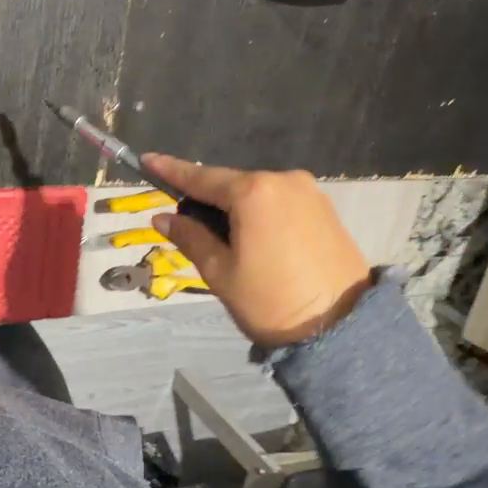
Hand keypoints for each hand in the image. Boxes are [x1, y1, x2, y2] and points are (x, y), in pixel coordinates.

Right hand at [146, 155, 373, 347]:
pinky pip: (279, 203)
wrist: (339, 327)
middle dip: (206, 199)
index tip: (147, 159)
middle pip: (231, 185)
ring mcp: (309, 192)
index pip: (202, 177)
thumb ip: (190, 237)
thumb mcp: (220, 272)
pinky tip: (252, 241)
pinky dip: (259, 215)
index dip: (172, 170)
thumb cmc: (270, 300)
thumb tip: (163, 218)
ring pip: (256, 195)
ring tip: (221, 243)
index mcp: (254, 192)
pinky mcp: (325, 209)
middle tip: (184, 224)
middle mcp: (283, 180)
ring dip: (234, 210)